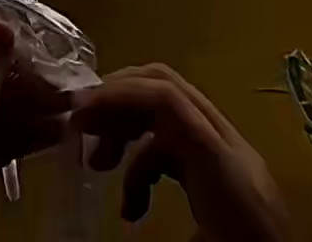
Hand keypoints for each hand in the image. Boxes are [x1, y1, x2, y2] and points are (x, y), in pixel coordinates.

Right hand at [71, 64, 289, 241]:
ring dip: (130, 131)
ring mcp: (233, 159)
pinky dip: (148, 160)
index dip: (118, 96)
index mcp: (225, 167)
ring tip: (98, 164)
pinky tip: (132, 205)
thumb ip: (148, 223)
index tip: (77, 115)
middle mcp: (231, 149)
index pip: (169, 100)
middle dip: (119, 99)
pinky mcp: (231, 177)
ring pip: (173, 112)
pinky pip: (182, 144)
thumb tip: (106, 218)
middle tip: (80, 127)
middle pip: (171, 89)